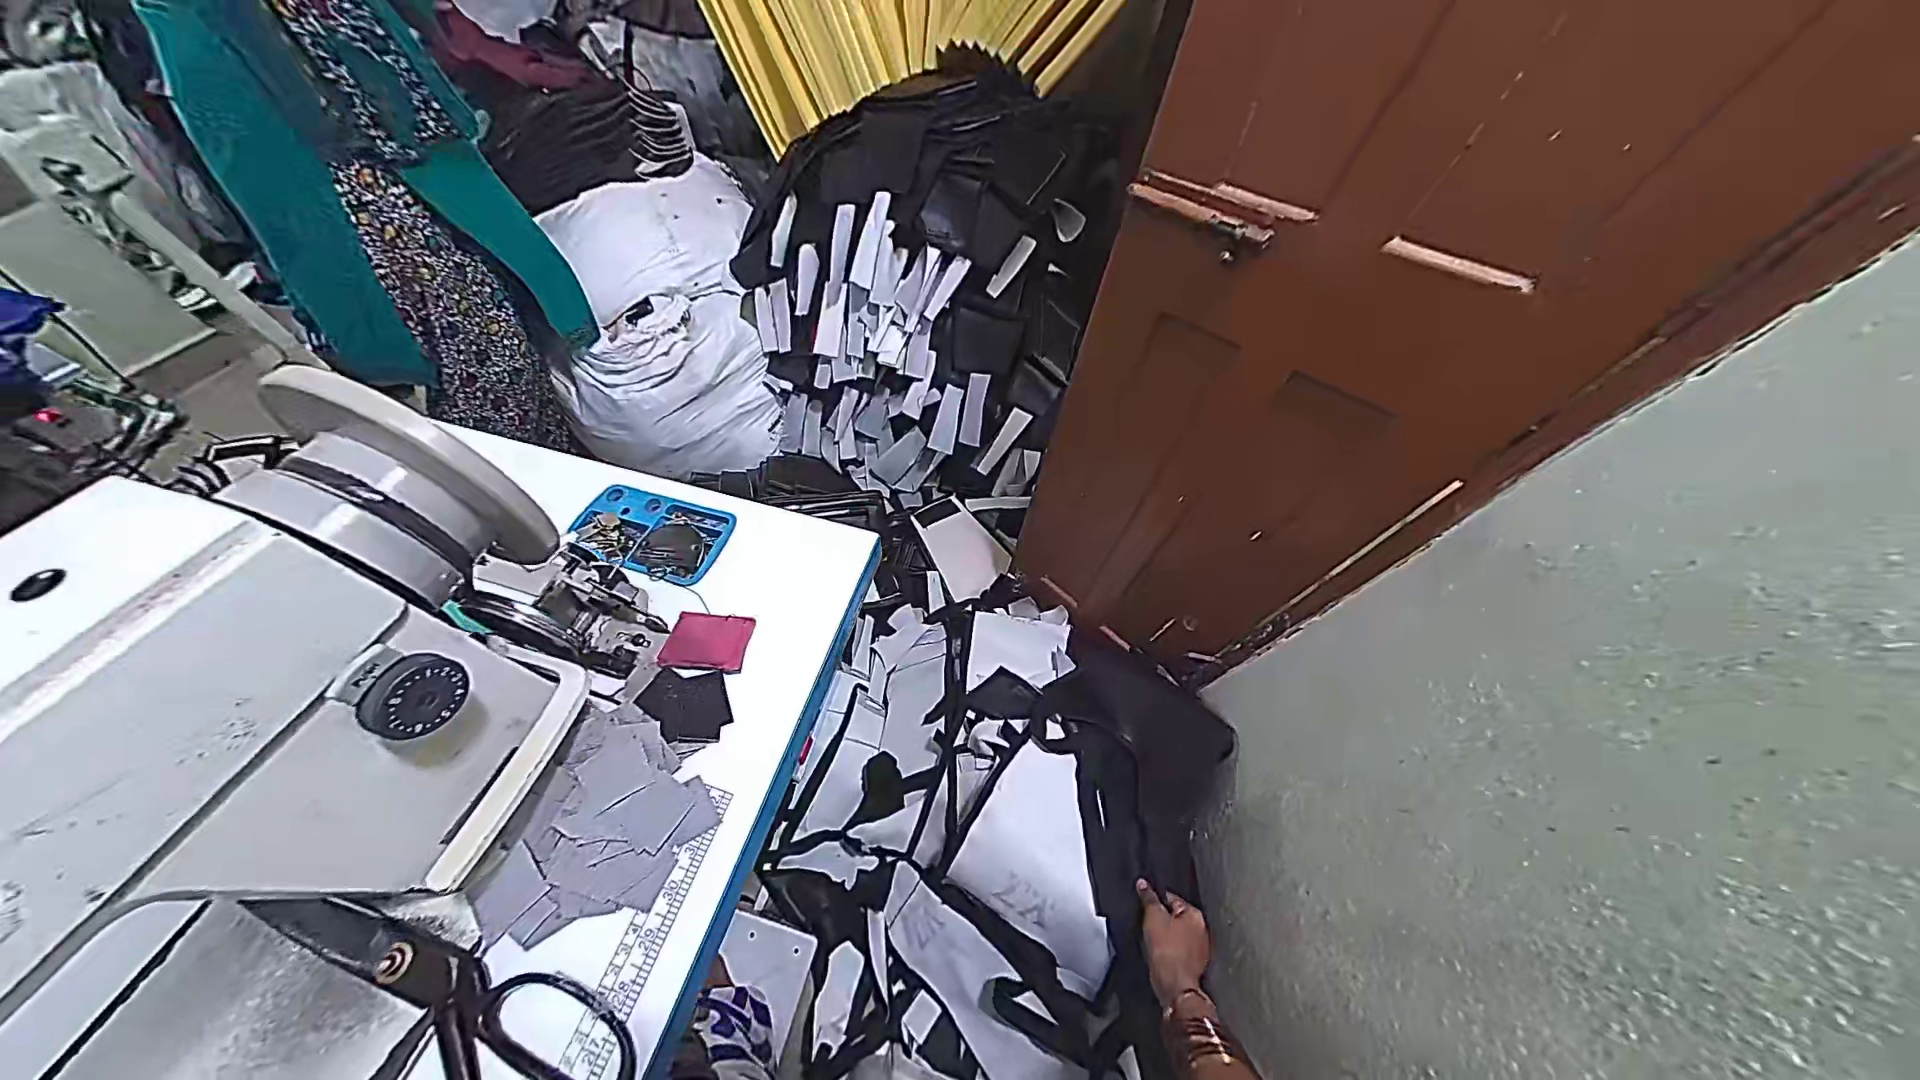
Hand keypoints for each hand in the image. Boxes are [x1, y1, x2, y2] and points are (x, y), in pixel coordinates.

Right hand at [1136, 879, 1210, 1008]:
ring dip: (1166, 935)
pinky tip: (1160, 952)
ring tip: (1153, 939)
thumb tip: (1143, 883)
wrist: (1174, 985)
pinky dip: (1170, 949)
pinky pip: (1179, 949)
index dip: (1155, 901)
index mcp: (1195, 915)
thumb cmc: (1166, 948)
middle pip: (1176, 916)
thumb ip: (1148, 898)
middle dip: (1162, 918)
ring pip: (1177, 934)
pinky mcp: (1194, 964)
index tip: (1145, 908)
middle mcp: (1202, 930)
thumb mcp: (1153, 916)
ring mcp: (1200, 949)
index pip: (1171, 898)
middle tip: (1148, 924)